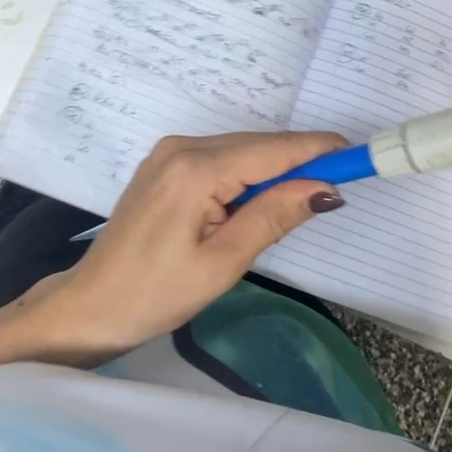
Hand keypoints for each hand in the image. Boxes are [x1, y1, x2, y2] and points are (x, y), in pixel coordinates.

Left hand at [15, 132, 349, 359]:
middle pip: (259, 145)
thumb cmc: (156, 294)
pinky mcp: (165, 164)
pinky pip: (222, 158)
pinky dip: (249, 173)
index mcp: (196, 168)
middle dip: (301, 162)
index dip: (319, 151)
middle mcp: (183, 146)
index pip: (274, 150)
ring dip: (275, 169)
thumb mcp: (223, 262)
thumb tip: (326, 188)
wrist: (91, 306)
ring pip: (242, 150)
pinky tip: (263, 197)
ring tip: (307, 197)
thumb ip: (274, 216)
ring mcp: (170, 152)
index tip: (360, 156)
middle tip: (340, 186)